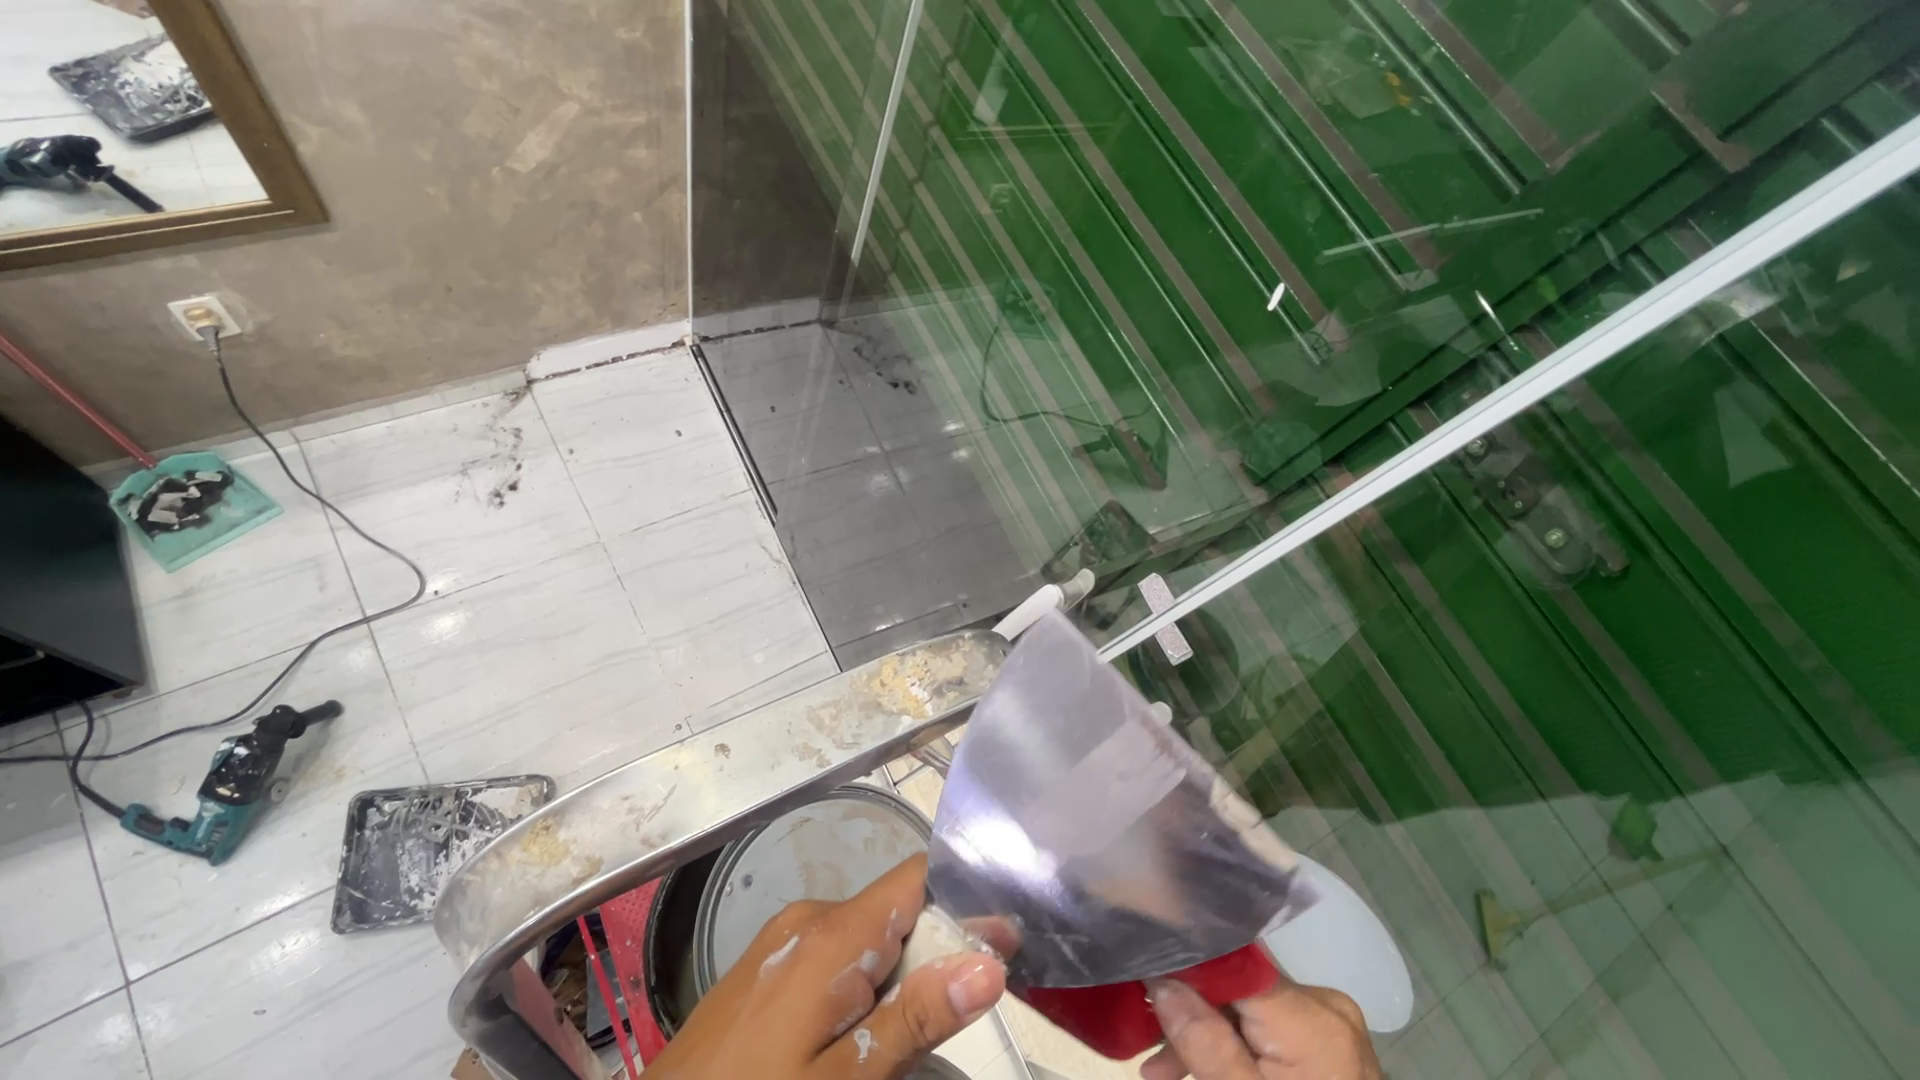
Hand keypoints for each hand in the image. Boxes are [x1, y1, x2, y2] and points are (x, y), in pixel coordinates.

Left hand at [647, 854, 1007, 1079]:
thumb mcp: (845, 1079)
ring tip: (906, 1042)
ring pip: (869, 940)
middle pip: (899, 914)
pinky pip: (836, 958)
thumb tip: (990, 962)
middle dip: (935, 957)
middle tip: (955, 1020)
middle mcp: (811, 920)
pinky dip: (864, 987)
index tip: (1005, 945)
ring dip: (899, 980)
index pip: (918, 879)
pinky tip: (860, 1039)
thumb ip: (915, 1019)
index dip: (966, 904)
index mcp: (833, 935)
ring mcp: (785, 941)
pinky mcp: (770, 966)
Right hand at [1141, 975, 1379, 1079]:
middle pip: (1236, 989)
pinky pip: (1265, 1030)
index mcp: (1311, 1020)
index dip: (1183, 963)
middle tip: (1144, 1050)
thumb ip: (1204, 1045)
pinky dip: (1233, 1048)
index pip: (1233, 964)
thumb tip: (1161, 981)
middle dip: (1186, 1012)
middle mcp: (1325, 1008)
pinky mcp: (1326, 1045)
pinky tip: (1197, 1072)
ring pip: (1246, 1011)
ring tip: (1158, 1072)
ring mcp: (1329, 1026)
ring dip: (1203, 1035)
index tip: (1140, 974)